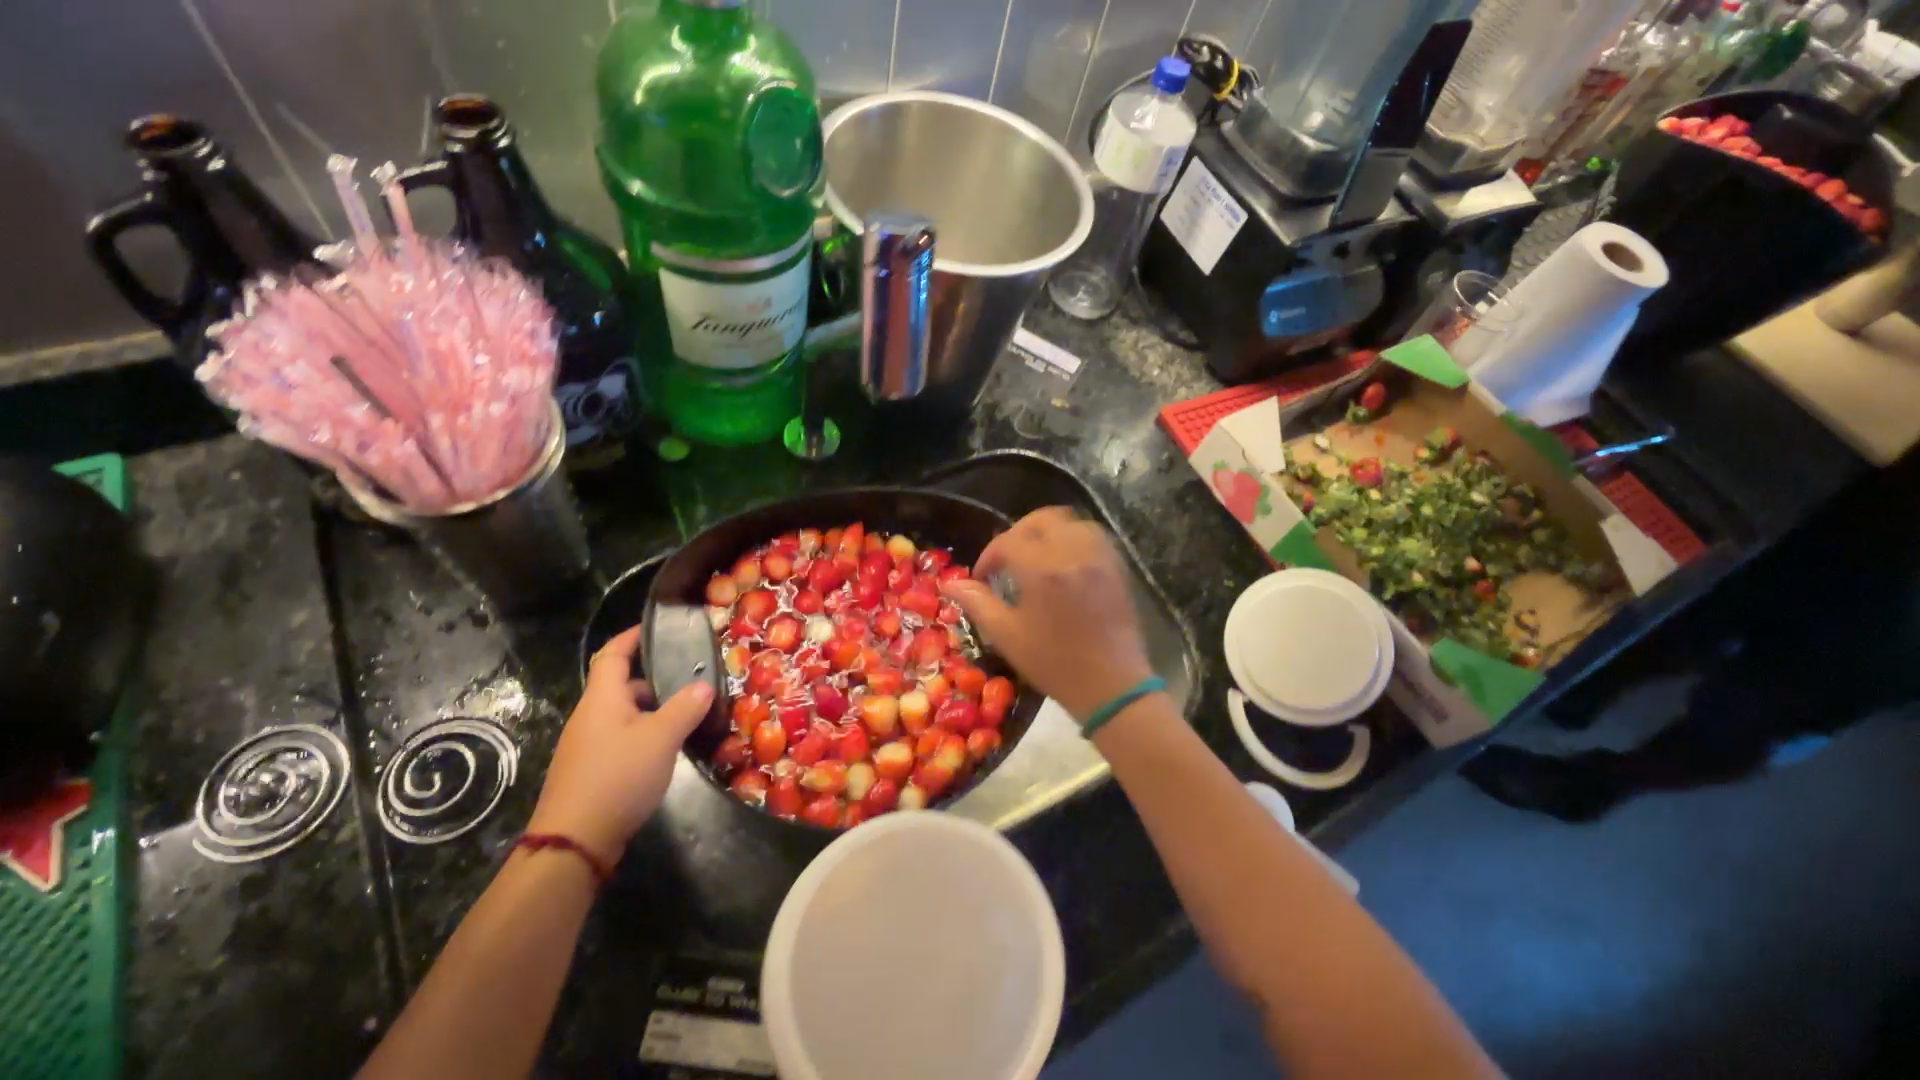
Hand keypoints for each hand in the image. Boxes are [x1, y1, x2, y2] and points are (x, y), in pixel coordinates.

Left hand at [526, 625, 711, 866]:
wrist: (576, 840)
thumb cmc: (618, 777)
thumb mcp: (661, 739)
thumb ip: (685, 709)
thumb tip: (704, 685)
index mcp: (602, 698)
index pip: (613, 654)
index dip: (632, 637)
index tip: (657, 629)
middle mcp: (590, 716)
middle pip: (620, 685)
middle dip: (654, 679)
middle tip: (690, 679)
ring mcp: (588, 745)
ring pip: (624, 715)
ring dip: (652, 711)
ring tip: (687, 715)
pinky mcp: (591, 771)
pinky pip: (621, 740)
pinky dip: (644, 736)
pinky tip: (667, 751)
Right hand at [940, 507, 1153, 722]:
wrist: (1111, 686)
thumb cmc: (1054, 664)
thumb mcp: (1007, 636)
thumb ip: (978, 603)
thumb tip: (951, 584)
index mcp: (1043, 570)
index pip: (1008, 542)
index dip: (990, 556)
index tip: (982, 578)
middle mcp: (1073, 553)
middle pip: (1042, 520)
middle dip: (1018, 533)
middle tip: (1007, 559)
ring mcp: (1100, 558)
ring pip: (1071, 522)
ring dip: (1048, 532)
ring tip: (1035, 557)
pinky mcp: (1117, 568)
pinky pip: (1093, 537)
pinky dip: (1073, 540)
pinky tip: (1063, 565)